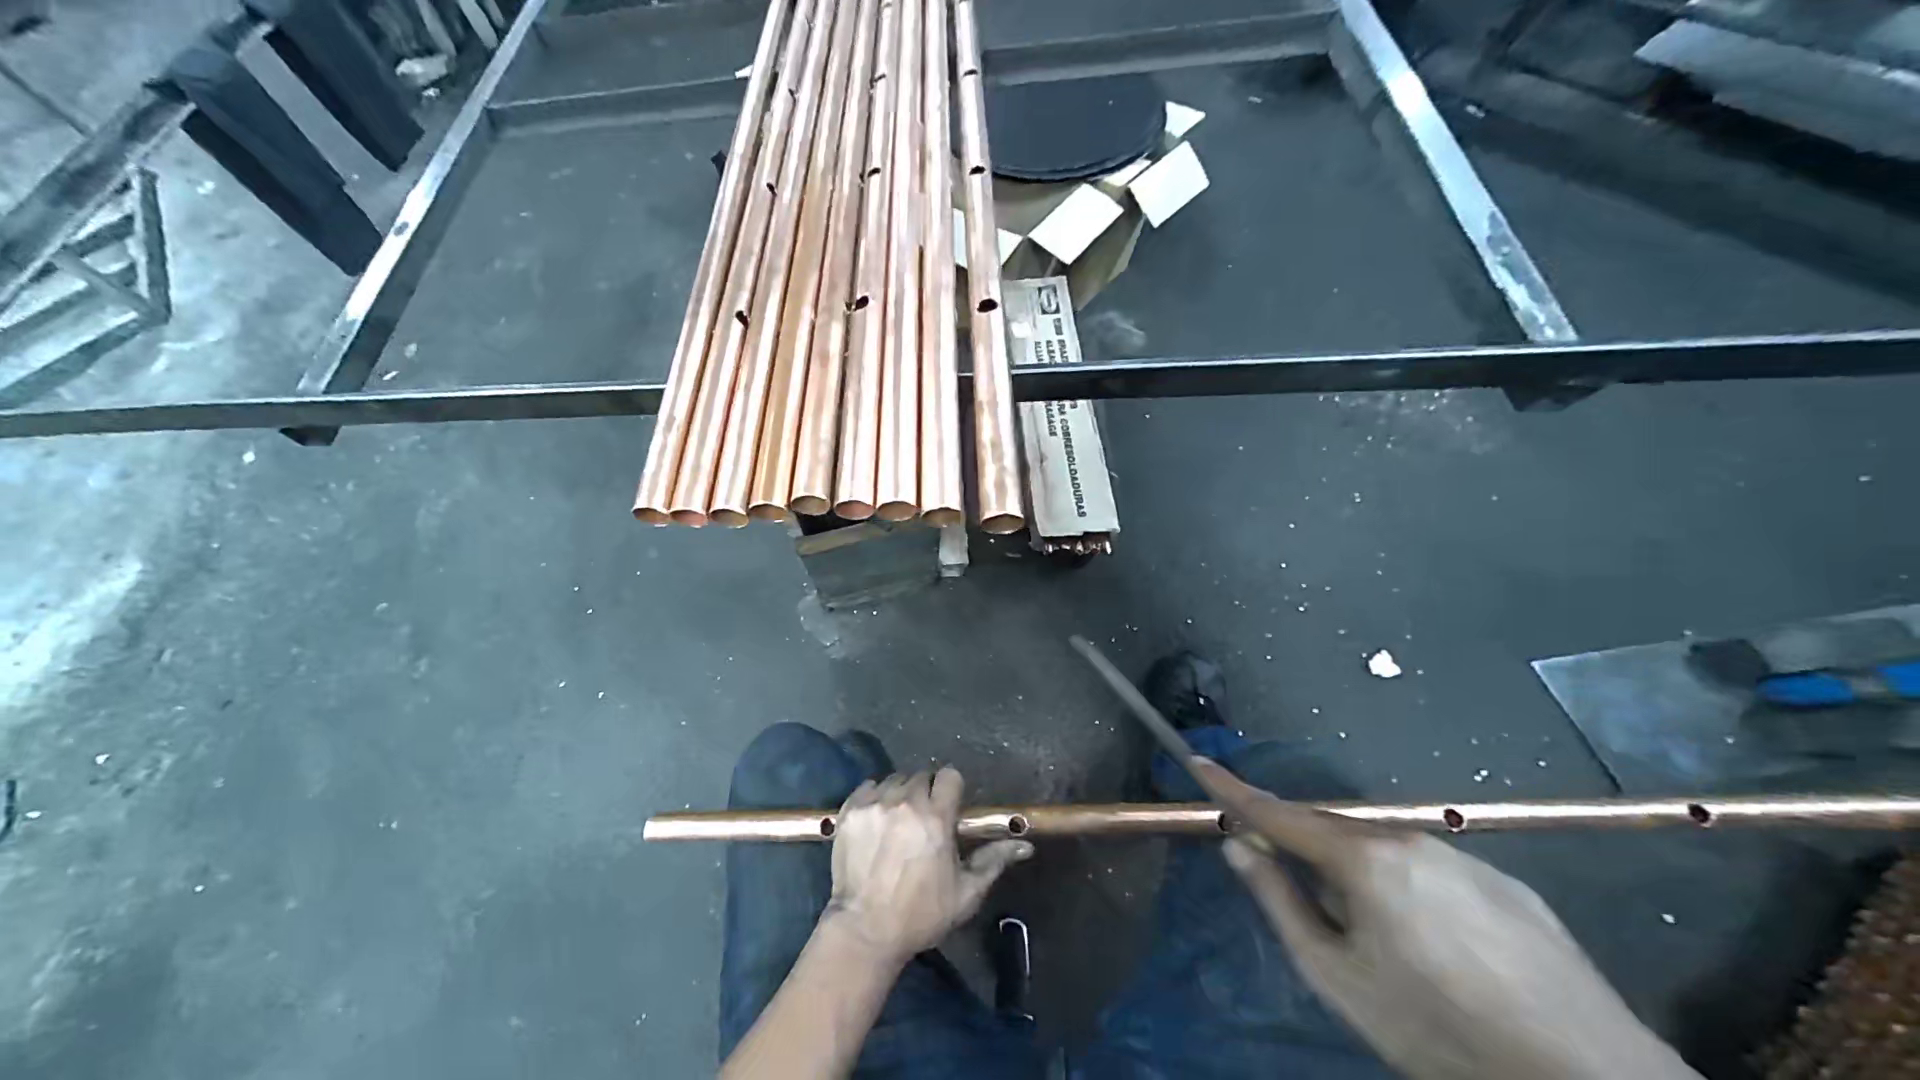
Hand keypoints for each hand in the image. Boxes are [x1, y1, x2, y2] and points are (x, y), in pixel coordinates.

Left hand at [823, 768, 1032, 965]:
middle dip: (926, 793)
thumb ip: (994, 861)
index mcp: (936, 817)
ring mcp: (874, 804)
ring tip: (898, 821)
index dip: (951, 789)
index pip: (949, 775)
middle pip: (921, 776)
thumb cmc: (921, 914)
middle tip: (924, 820)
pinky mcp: (849, 811)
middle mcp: (905, 802)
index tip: (948, 807)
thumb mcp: (966, 892)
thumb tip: (1025, 845)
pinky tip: (876, 820)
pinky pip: (867, 787)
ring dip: (900, 794)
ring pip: (893, 780)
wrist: (865, 930)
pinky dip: (874, 797)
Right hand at [1197, 760, 1698, 1079]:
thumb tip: (1238, 847)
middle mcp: (1411, 839)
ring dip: (1359, 874)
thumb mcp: (1336, 976)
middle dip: (1305, 849)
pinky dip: (1408, 887)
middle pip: (1333, 831)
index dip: (1233, 790)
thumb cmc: (1437, 1029)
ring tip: (1381, 941)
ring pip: (1384, 850)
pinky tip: (1438, 947)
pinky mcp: (1507, 884)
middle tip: (1304, 898)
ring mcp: (1464, 858)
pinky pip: (1432, 869)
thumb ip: (1279, 901)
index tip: (1199, 763)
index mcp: (1364, 859)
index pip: (1280, 814)